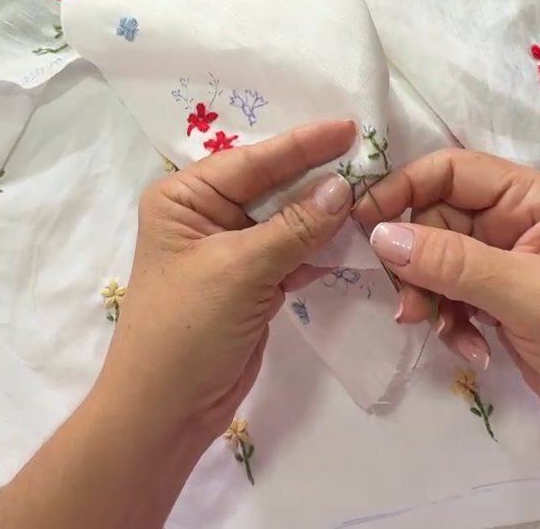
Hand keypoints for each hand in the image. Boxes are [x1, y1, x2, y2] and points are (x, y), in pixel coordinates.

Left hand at [97, 119, 357, 435]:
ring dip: (324, 214)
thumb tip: (343, 188)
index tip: (348, 126)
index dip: (302, 144)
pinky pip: (291, 252)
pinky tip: (354, 237)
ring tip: (372, 193)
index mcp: (184, 196)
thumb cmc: (188, 327)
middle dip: (316, 176)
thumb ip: (294, 227)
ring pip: (286, 220)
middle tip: (369, 155)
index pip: (251, 160)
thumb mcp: (239, 269)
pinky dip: (319, 248)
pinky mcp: (251, 280)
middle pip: (271, 186)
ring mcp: (229, 248)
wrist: (167, 412)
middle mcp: (204, 213)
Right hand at [357, 150, 539, 446]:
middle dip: (416, 259)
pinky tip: (468, 349)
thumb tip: (378, 235)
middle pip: (432, 216)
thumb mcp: (532, 297)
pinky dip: (446, 318)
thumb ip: (455, 263)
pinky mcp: (494, 299)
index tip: (363, 221)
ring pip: (432, 257)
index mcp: (531, 198)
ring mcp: (501, 261)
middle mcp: (512, 220)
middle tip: (408, 302)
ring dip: (427, 294)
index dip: (403, 188)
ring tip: (436, 329)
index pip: (450, 170)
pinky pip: (446, 292)